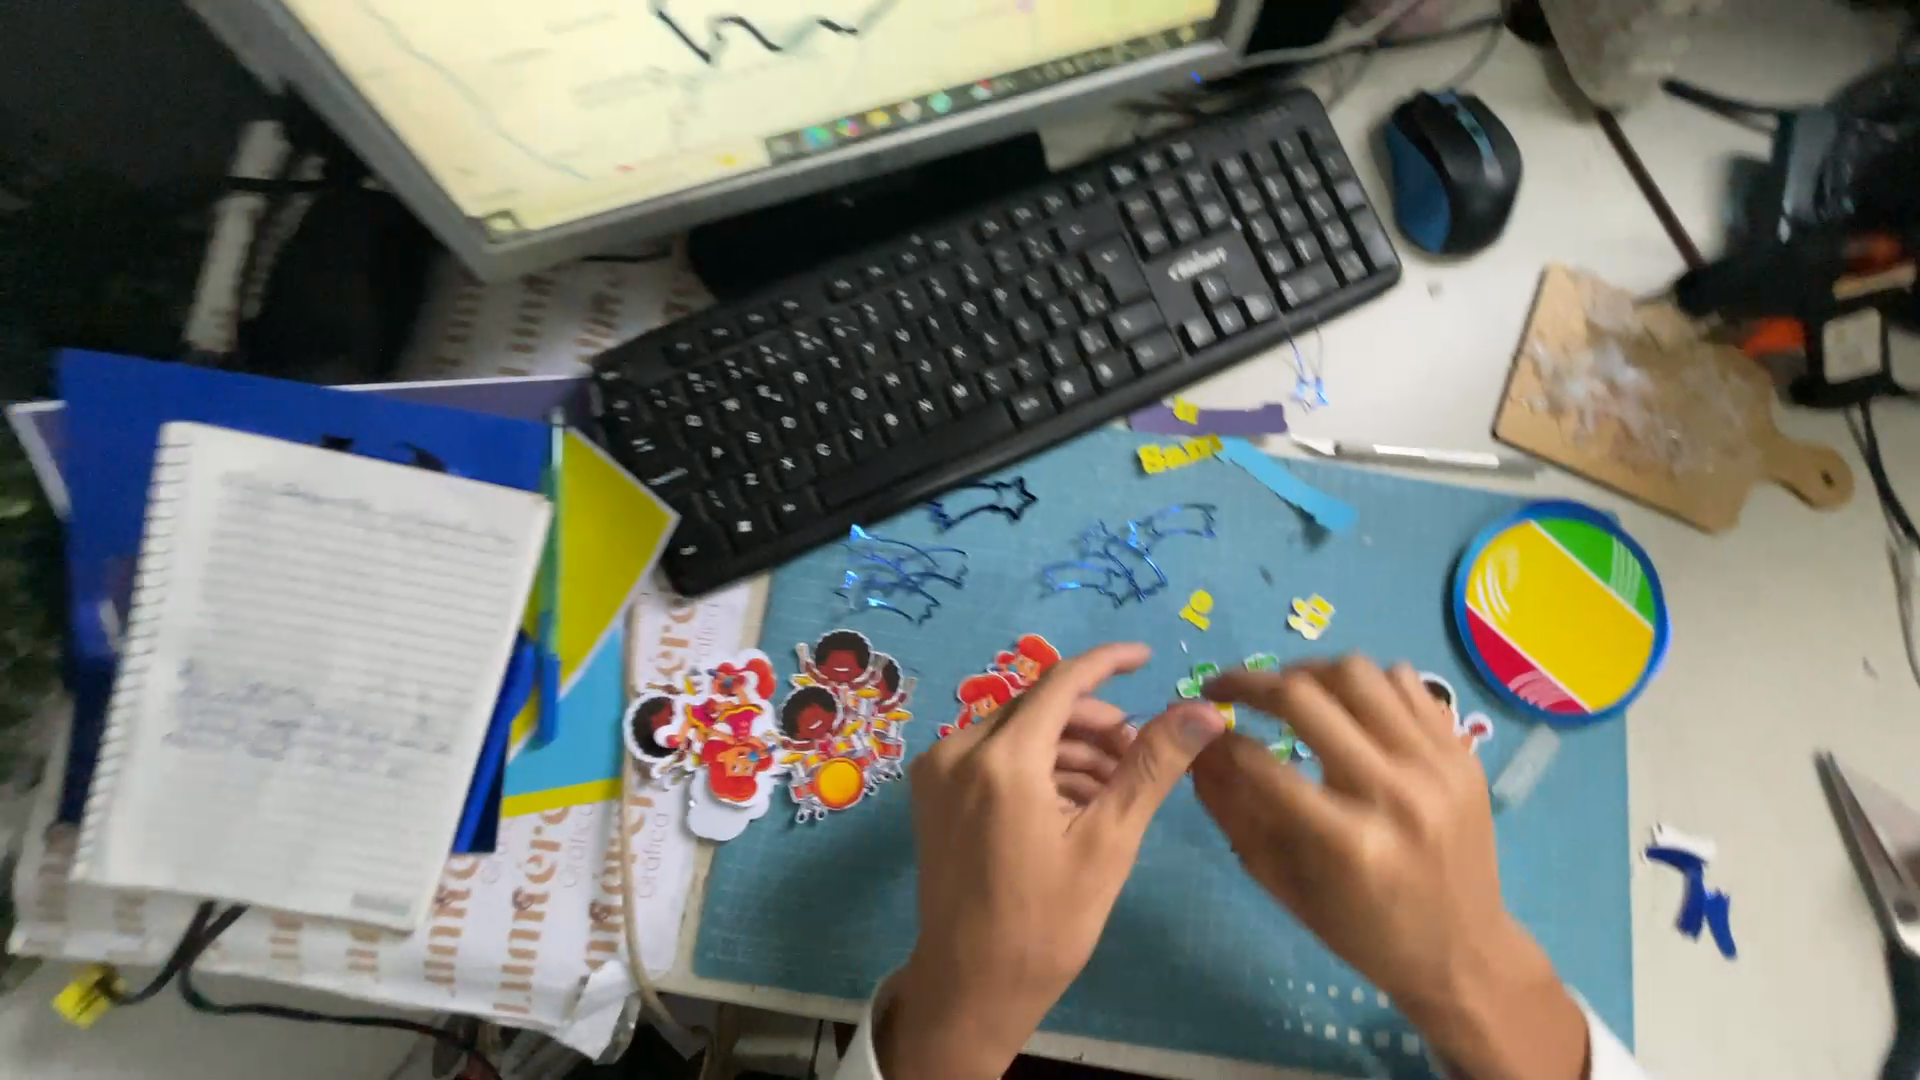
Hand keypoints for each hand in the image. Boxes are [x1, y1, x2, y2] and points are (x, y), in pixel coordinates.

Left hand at [877, 644, 1227, 1079]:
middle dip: (1093, 722)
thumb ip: (1152, 766)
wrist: (970, 986)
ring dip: (1067, 747)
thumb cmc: (1047, 922)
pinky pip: (992, 754)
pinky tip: (1070, 798)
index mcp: (1001, 758)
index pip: (1062, 682)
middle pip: (1039, 707)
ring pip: (1016, 730)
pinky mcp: (932, 788)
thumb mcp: (1109, 842)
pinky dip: (1034, 764)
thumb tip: (1202, 710)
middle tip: (1137, 755)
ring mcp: (938, 768)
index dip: (1107, 663)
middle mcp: (958, 748)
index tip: (1145, 657)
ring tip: (1111, 786)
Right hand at [1194, 657, 1588, 1079]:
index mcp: (1348, 840)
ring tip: (1287, 693)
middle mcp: (1396, 792)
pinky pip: (1403, 681)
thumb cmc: (1358, 926)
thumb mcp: (1278, 879)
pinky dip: (1362, 682)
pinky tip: (1343, 706)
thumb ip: (1229, 808)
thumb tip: (1193, 747)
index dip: (1215, 738)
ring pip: (1355, 672)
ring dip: (1306, 673)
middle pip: (1303, 696)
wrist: (1464, 954)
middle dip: (1248, 684)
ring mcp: (1437, 765)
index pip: (1258, 762)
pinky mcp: (1461, 752)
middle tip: (1224, 689)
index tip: (1197, 728)